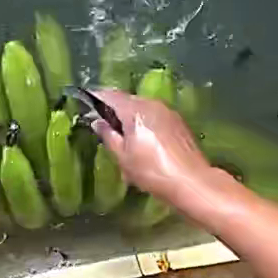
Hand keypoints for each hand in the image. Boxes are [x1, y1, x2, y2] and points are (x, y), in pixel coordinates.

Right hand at [88, 89, 214, 203]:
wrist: (192, 182)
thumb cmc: (152, 171)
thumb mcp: (122, 156)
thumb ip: (108, 135)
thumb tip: (97, 121)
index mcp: (135, 110)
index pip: (110, 95)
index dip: (95, 97)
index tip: (84, 103)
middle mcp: (152, 104)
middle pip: (127, 100)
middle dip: (113, 109)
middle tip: (102, 124)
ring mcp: (167, 112)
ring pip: (141, 107)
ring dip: (129, 116)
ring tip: (121, 135)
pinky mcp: (178, 122)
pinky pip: (154, 115)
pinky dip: (143, 122)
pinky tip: (141, 139)